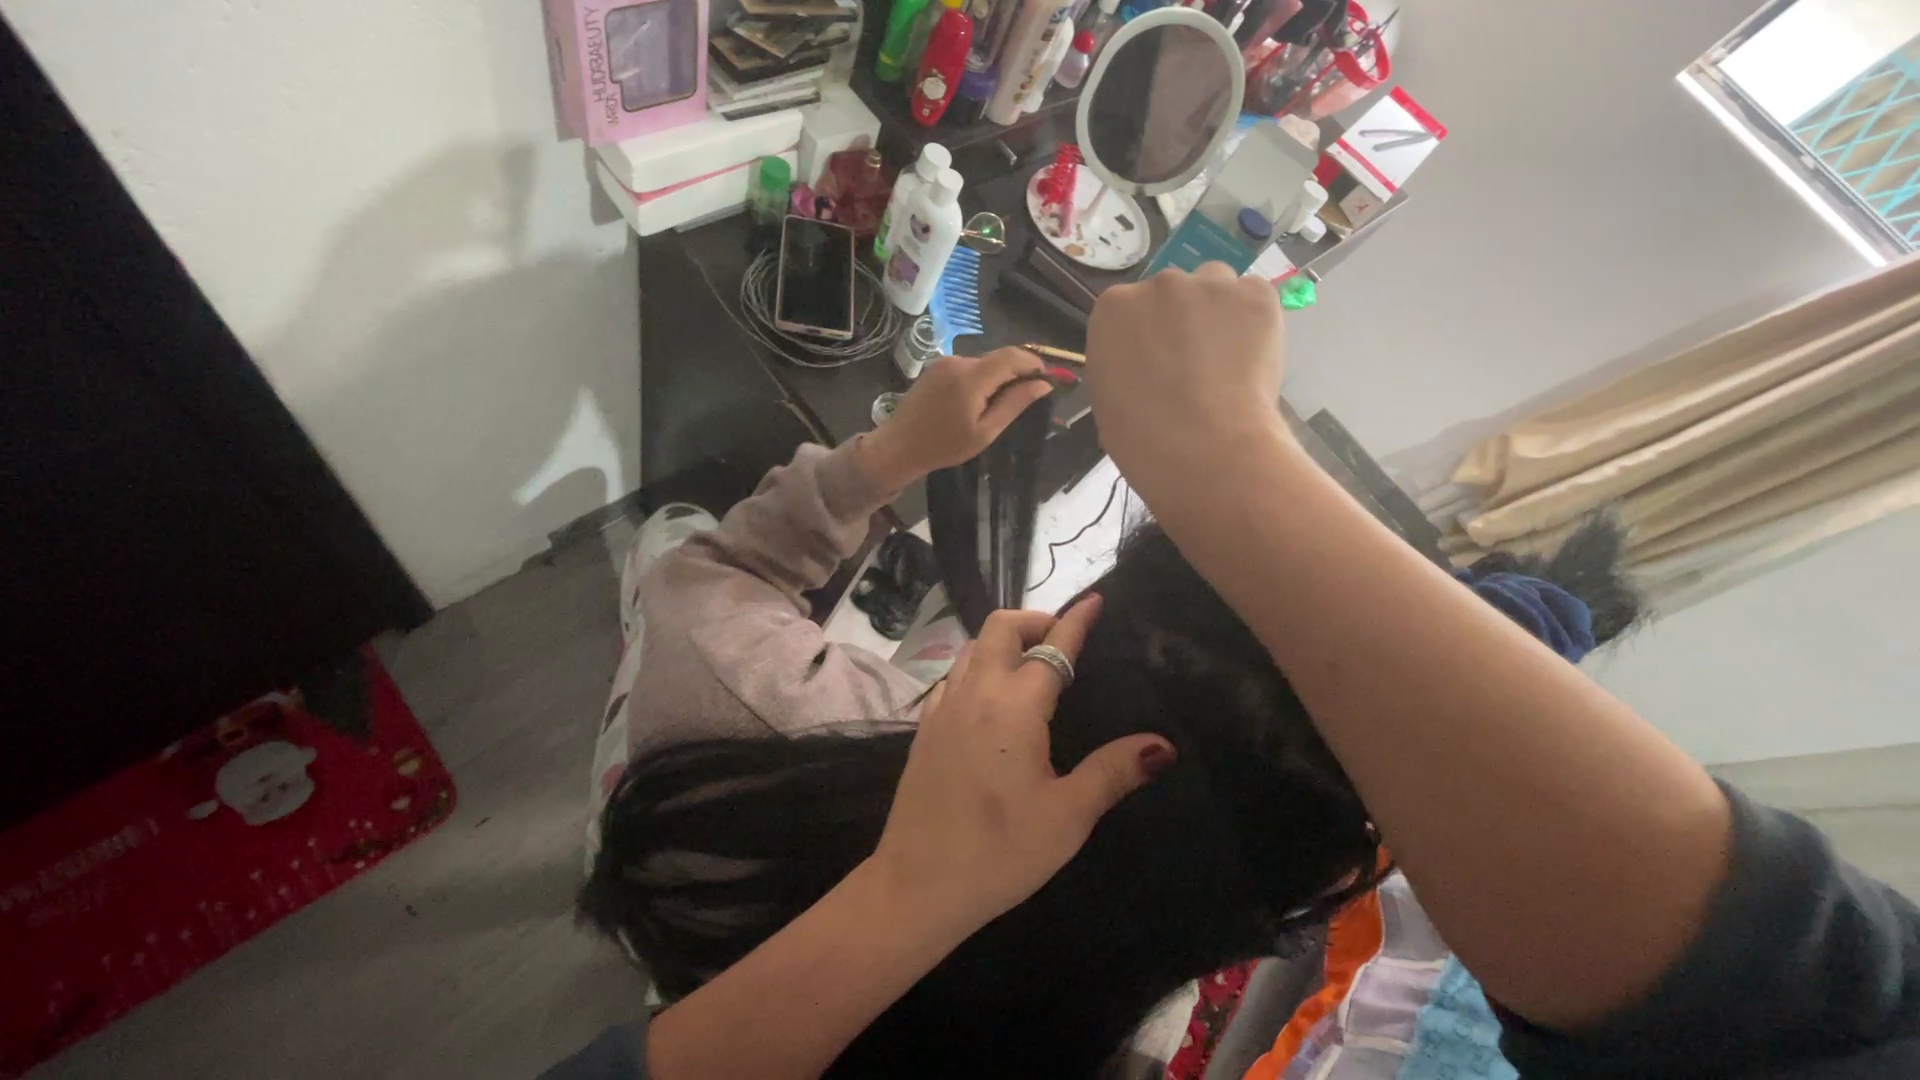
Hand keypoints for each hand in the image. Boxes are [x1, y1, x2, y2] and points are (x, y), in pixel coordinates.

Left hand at [858, 348, 1052, 490]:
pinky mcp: (935, 367)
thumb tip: (1043, 384)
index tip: (1046, 379)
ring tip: (996, 407)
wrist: (899, 446)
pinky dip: (979, 379)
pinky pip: (967, 368)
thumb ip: (1014, 403)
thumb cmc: (944, 446)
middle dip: (1016, 373)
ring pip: (983, 363)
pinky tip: (975, 402)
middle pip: (998, 358)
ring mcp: (944, 362)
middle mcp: (958, 361)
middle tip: (1025, 399)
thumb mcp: (985, 431)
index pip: (1013, 356)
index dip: (1034, 363)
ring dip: (996, 378)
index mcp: (972, 377)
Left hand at [868, 598, 1175, 929]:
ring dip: (1003, 641)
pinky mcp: (924, 729)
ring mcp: (943, 709)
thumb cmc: (1000, 852)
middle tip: (1063, 638)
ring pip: (972, 648)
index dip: (1076, 620)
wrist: (917, 884)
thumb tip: (1163, 744)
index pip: (1052, 648)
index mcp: (1015, 707)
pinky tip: (991, 698)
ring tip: (1032, 662)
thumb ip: (1114, 772)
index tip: (1094, 599)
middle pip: (1000, 629)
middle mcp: (975, 694)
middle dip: (1034, 620)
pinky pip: (954, 676)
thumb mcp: (1068, 816)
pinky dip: (978, 666)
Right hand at [1085, 263, 1291, 495]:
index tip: (1158, 361)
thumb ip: (1123, 364)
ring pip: (1217, 287)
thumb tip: (1145, 367)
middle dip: (1183, 321)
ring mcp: (1209, 284)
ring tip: (1228, 360)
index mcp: (1113, 309)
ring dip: (1220, 313)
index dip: (1148, 335)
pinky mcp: (1255, 295)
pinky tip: (1252, 362)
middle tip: (1194, 366)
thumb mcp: (1108, 398)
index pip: (1131, 308)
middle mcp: (1158, 283)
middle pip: (1174, 293)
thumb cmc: (1141, 438)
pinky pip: (1255, 300)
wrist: (1202, 447)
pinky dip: (1257, 324)